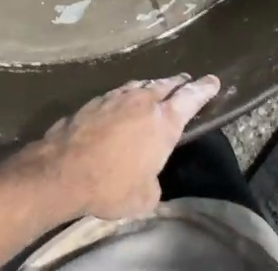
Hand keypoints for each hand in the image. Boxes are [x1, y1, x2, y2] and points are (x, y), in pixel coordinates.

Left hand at [6, 74, 219, 220]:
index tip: (213, 80)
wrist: (64, 169)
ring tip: (158, 88)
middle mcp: (143, 101)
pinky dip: (128, 95)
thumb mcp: (144, 197)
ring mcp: (117, 96)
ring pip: (142, 85)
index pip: (191, 99)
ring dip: (153, 86)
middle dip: (179, 83)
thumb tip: (150, 178)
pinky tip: (124, 102)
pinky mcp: (95, 100)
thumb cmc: (111, 185)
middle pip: (167, 84)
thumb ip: (154, 182)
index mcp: (164, 122)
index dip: (204, 89)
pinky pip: (120, 92)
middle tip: (187, 81)